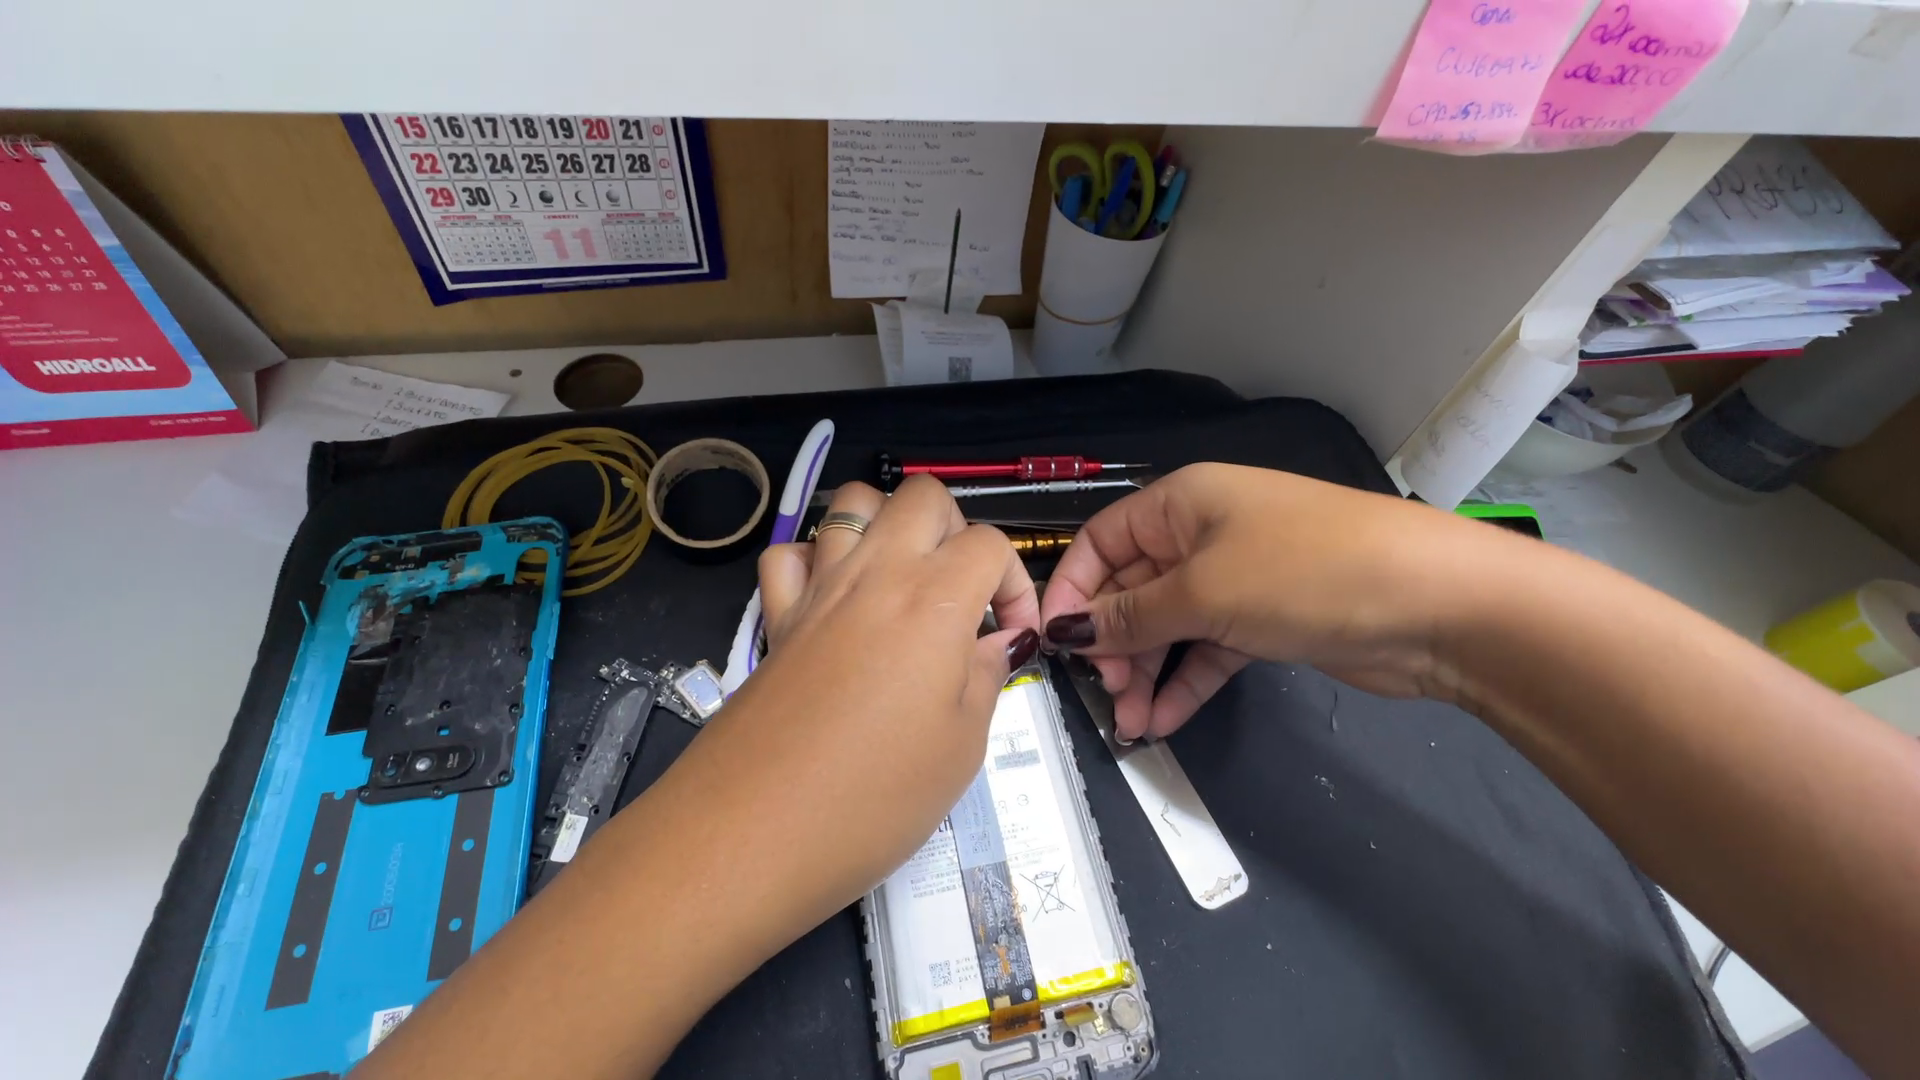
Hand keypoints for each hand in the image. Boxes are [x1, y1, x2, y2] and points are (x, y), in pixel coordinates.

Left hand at [741, 476, 1041, 899]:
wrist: (752, 831)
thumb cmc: (875, 797)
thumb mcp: (961, 747)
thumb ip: (985, 677)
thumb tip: (995, 642)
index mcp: (933, 599)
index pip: (988, 543)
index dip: (1015, 584)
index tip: (1010, 637)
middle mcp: (874, 573)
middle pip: (922, 494)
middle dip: (955, 528)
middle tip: (961, 593)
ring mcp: (817, 589)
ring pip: (851, 503)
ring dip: (887, 525)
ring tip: (903, 582)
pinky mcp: (774, 617)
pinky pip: (790, 554)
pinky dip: (816, 559)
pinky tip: (835, 600)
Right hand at [1040, 463, 1490, 741]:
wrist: (1436, 604)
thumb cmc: (1303, 572)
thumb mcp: (1204, 591)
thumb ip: (1130, 615)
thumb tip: (1066, 629)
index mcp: (1181, 503)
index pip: (1103, 541)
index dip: (1075, 589)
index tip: (1056, 642)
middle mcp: (1203, 534)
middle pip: (1133, 588)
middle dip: (1114, 642)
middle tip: (1107, 691)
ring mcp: (1236, 579)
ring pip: (1169, 626)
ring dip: (1146, 672)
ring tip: (1132, 723)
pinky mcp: (1265, 620)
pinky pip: (1207, 649)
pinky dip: (1186, 682)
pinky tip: (1163, 722)